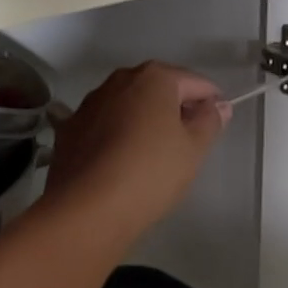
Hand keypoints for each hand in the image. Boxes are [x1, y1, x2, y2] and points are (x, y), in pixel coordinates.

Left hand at [43, 62, 230, 237]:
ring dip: (143, 121)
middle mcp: (120, 79)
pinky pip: (104, 125)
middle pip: (159, 89)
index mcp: (155, 77)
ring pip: (129, 105)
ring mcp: (91, 103)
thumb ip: (209, 121)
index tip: (216, 126)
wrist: (86, 210)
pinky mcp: (70, 129)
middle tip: (187, 143)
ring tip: (153, 156)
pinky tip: (120, 163)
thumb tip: (218, 105)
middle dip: (175, 109)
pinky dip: (116, 136)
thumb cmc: (150, 173)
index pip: (195, 83)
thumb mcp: (193, 150)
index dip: (211, 103)